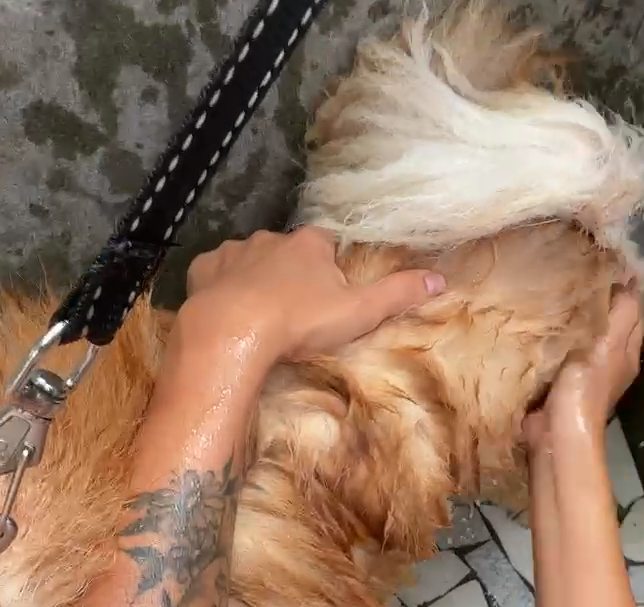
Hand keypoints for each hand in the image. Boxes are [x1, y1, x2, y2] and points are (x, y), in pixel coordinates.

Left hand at [176, 226, 443, 375]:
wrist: (233, 331)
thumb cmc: (301, 321)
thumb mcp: (359, 312)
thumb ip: (397, 295)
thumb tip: (440, 278)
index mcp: (310, 244)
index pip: (328, 246)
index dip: (331, 269)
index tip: (331, 297)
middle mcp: (272, 238)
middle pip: (289, 253)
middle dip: (293, 275)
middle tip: (297, 314)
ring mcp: (235, 252)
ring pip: (251, 262)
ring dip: (257, 281)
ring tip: (262, 316)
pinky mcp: (203, 270)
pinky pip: (217, 273)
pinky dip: (224, 286)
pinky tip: (229, 310)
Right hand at [523, 286, 643, 451]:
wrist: (556, 431)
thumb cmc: (586, 386)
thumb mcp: (610, 343)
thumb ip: (621, 312)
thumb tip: (628, 279)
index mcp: (627, 351)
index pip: (631, 310)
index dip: (620, 286)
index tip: (599, 261)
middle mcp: (610, 361)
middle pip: (606, 322)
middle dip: (594, 299)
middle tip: (573, 270)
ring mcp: (584, 372)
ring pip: (582, 334)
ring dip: (571, 317)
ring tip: (555, 289)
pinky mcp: (559, 382)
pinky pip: (559, 350)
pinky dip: (553, 336)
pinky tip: (541, 322)